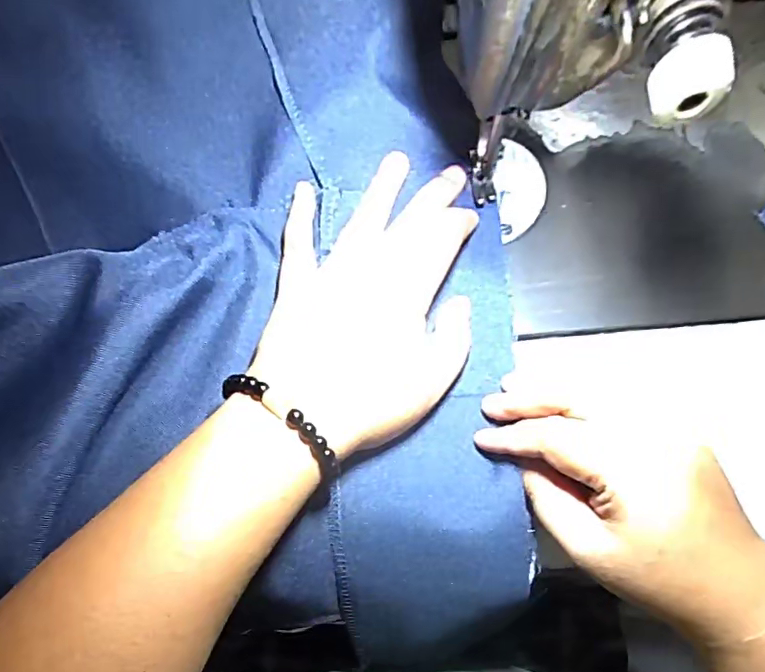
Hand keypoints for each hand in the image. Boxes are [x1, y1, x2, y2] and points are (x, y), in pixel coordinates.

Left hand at [246, 151, 479, 457]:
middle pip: (408, 224)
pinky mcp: (296, 287)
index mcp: (408, 292)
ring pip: (360, 220)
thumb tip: (459, 305)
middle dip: (432, 197)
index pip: (439, 244)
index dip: (456, 225)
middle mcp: (371, 271)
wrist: (301, 415)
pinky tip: (302, 193)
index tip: (468, 216)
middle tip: (450, 175)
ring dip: (381, 191)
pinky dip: (300, 216)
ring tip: (396, 162)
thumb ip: (453, 339)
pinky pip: (298, 243)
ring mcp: (331, 274)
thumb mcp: (431, 382)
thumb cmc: (371, 404)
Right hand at [473, 381, 764, 648]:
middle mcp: (653, 434)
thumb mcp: (590, 551)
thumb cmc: (658, 579)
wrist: (733, 585)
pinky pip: (628, 400)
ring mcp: (673, 428)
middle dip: (533, 396)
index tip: (482, 438)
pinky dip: (592, 394)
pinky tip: (569, 398)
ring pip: (605, 391)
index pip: (558, 436)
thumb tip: (525, 464)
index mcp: (629, 466)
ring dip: (560, 388)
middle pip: (581, 398)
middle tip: (493, 402)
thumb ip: (549, 501)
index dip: (515, 436)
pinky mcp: (682, 433)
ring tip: (520, 388)